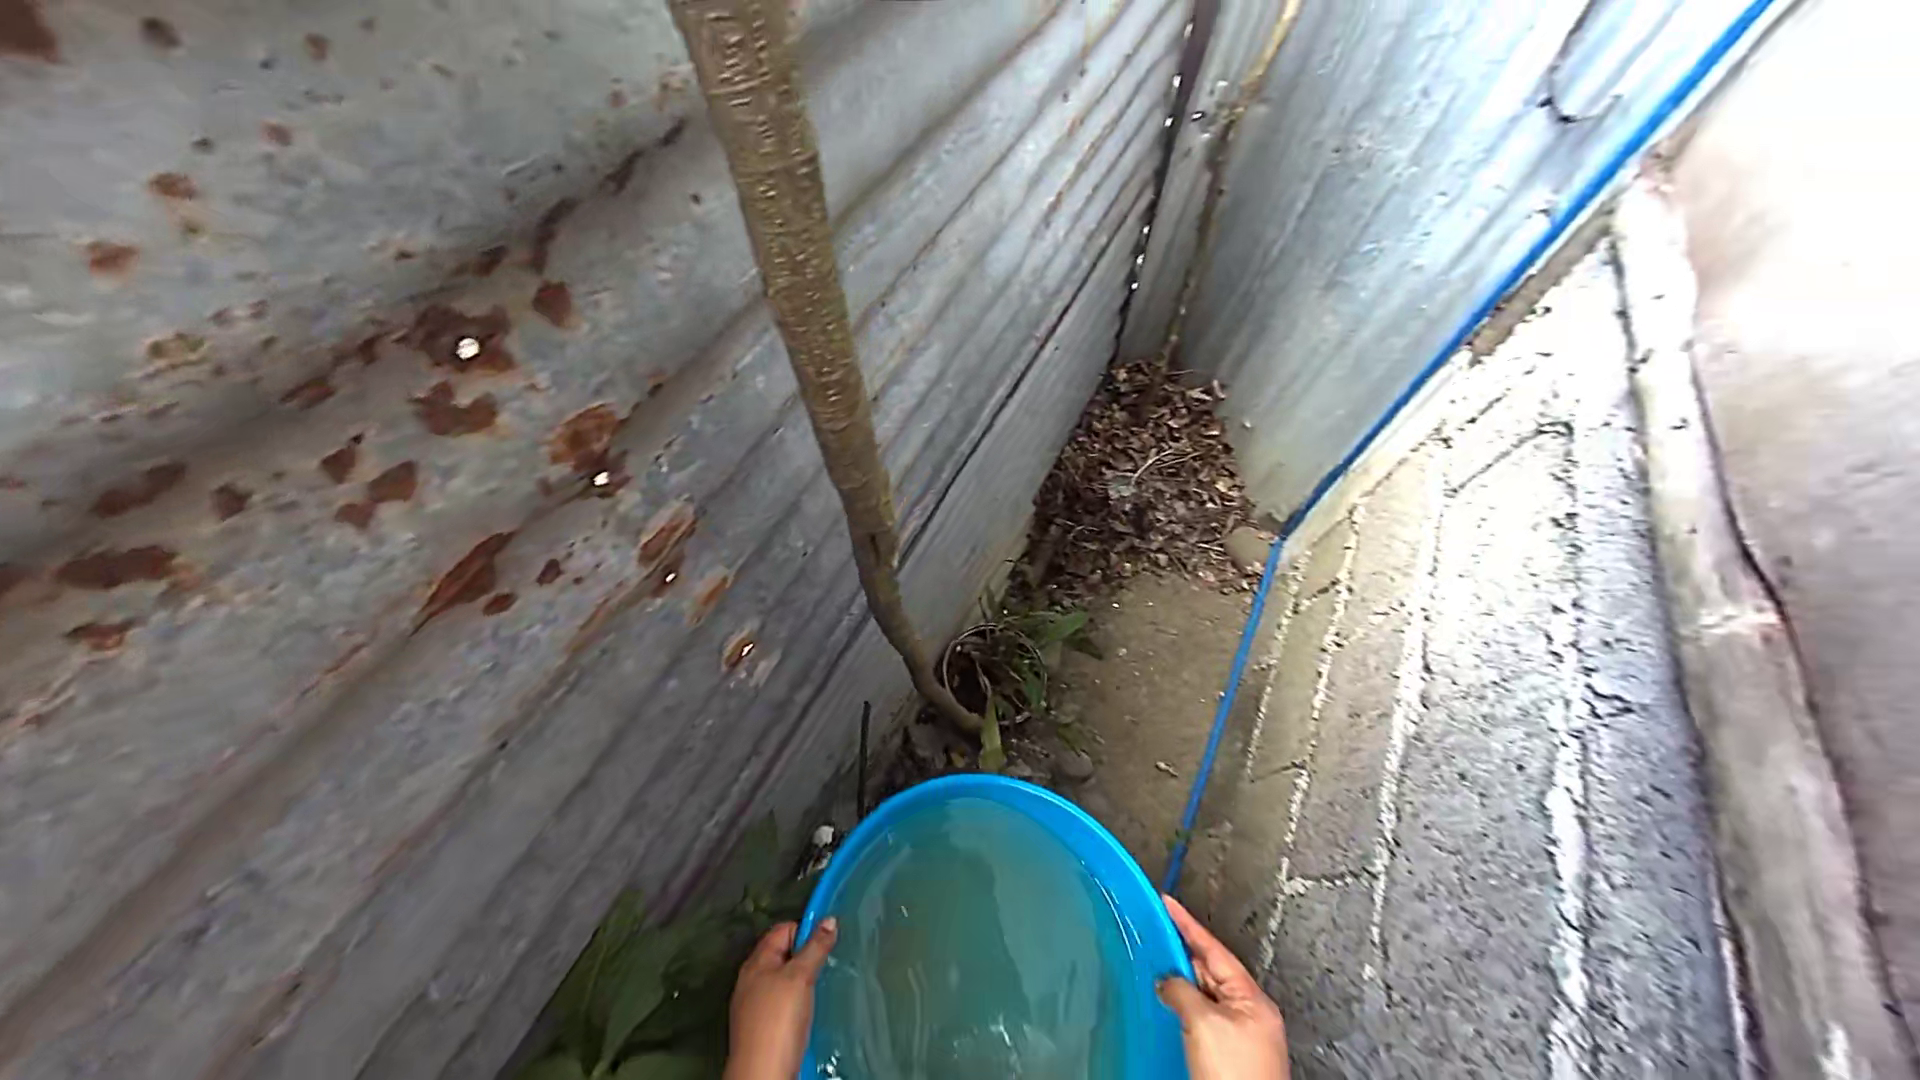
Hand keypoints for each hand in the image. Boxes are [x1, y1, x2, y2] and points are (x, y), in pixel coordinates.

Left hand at [723, 918, 837, 1079]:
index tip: (824, 945)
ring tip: (819, 988)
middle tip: (825, 965)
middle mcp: (751, 979)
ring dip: (802, 980)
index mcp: (757, 962)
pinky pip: (782, 1002)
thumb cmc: (779, 1020)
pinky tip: (807, 1012)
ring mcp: (754, 1005)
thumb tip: (829, 919)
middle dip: (805, 956)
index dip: (805, 931)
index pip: (783, 929)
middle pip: (783, 954)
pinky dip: (796, 1001)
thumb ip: (815, 947)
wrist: (762, 1077)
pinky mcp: (760, 1027)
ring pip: (783, 979)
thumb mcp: (801, 977)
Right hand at [1158, 895, 1289, 1079]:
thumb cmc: (1234, 1075)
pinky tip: (1167, 1006)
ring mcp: (1241, 1035)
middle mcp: (1249, 1013)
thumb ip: (1181, 990)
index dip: (1187, 924)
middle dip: (1181, 955)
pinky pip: (1203, 1017)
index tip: (1166, 903)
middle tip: (1154, 935)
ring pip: (1205, 995)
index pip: (1213, 949)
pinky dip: (1184, 1007)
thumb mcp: (1203, 1022)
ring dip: (1181, 983)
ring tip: (1155, 968)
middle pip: (1209, 970)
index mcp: (1252, 998)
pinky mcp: (1229, 1055)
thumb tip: (1166, 980)